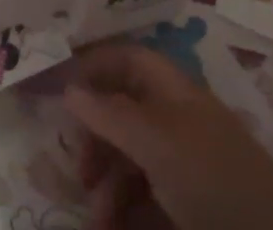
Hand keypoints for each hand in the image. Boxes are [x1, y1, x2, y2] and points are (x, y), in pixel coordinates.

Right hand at [64, 44, 272, 229]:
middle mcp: (177, 120)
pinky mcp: (188, 202)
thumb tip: (69, 88)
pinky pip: (143, 193)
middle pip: (121, 110)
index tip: (60, 90)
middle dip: (94, 138)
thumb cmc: (212, 179)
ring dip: (106, 183)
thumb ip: (108, 113)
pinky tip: (113, 225)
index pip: (128, 59)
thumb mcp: (155, 141)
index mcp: (174, 93)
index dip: (94, 66)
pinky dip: (123, 207)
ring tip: (99, 215)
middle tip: (80, 170)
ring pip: (128, 157)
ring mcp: (184, 163)